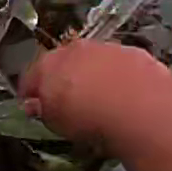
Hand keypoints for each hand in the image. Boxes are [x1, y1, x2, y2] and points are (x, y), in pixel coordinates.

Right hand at [18, 39, 171, 144]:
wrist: (141, 110)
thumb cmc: (86, 118)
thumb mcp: (54, 122)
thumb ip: (41, 110)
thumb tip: (34, 104)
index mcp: (48, 64)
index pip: (30, 77)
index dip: (30, 92)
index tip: (33, 106)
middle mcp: (76, 49)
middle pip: (63, 62)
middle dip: (62, 78)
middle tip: (66, 101)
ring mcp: (108, 48)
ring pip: (94, 60)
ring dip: (93, 75)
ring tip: (99, 99)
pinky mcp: (138, 53)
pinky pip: (121, 65)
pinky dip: (119, 76)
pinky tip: (124, 96)